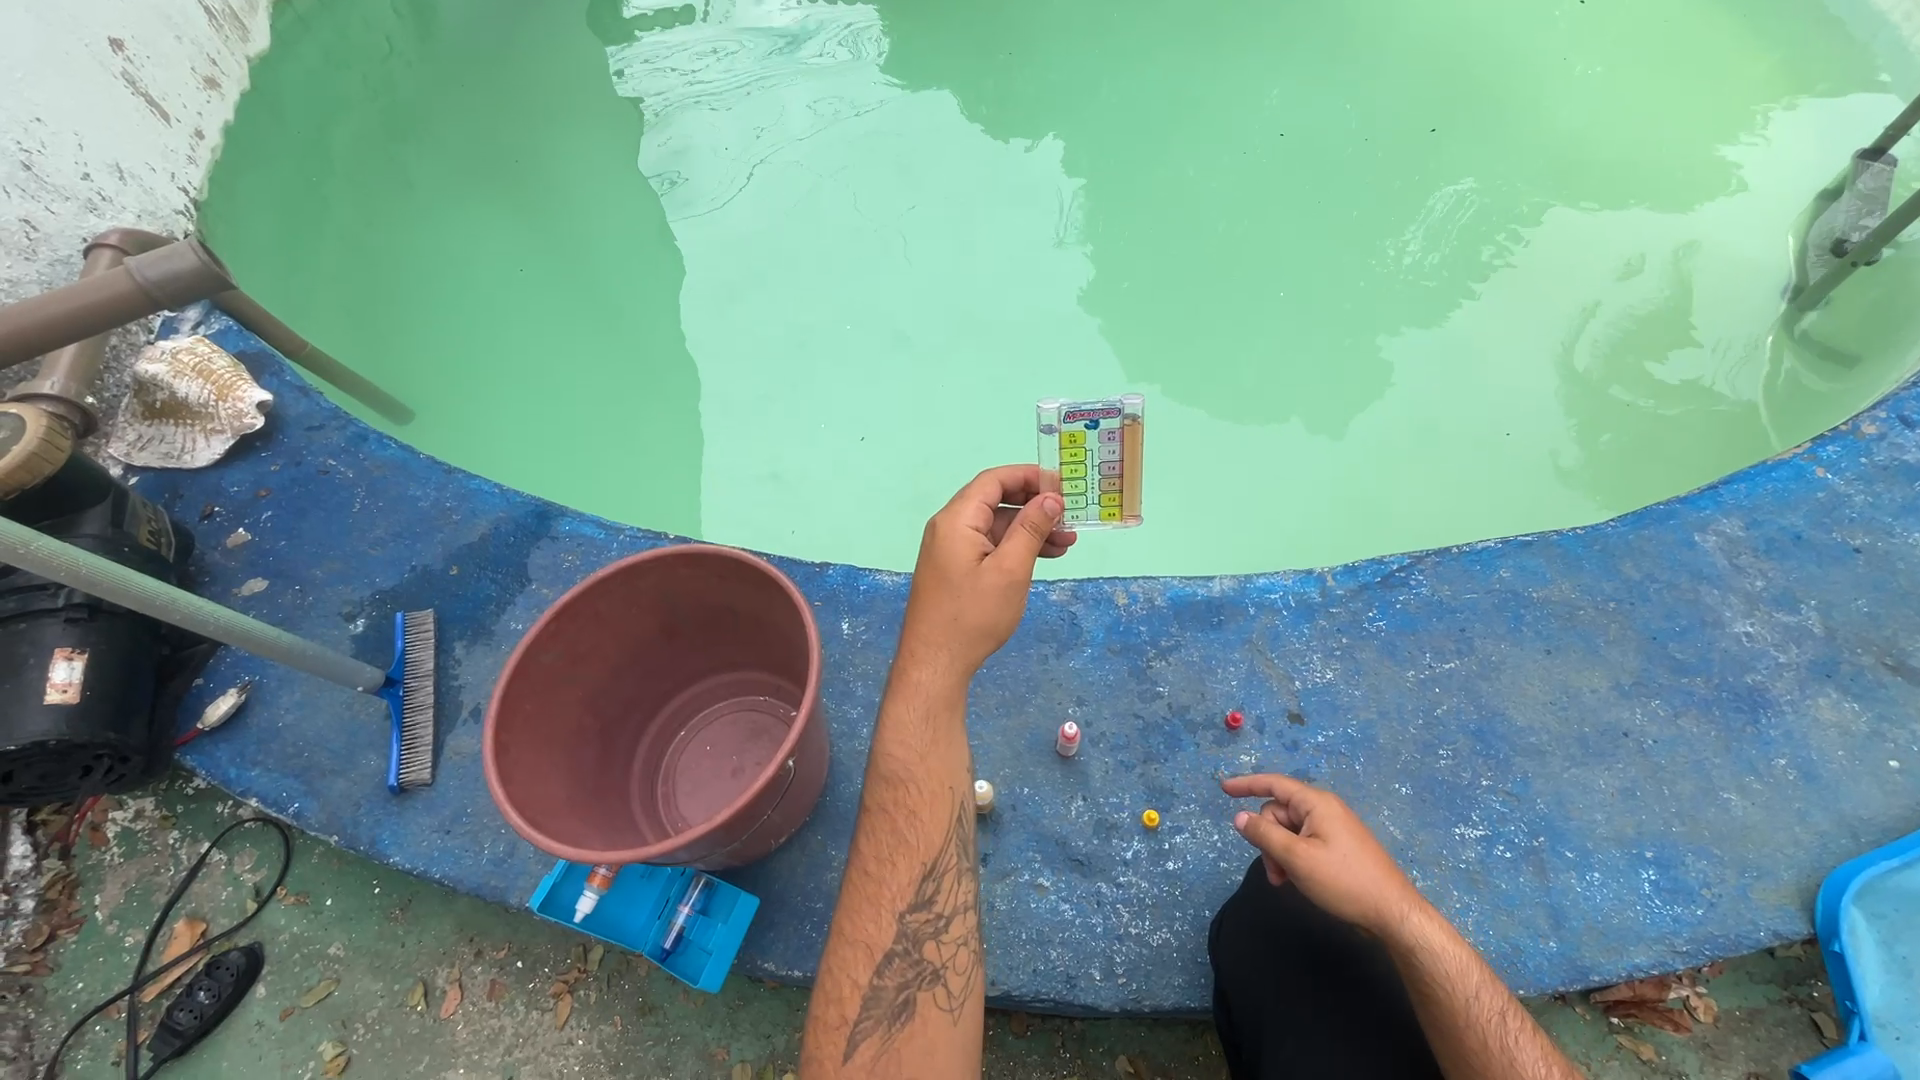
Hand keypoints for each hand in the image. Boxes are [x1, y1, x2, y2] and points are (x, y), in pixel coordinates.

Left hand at [897, 466, 1074, 682]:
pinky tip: (1045, 557)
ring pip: (996, 526)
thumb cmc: (973, 616)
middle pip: (995, 501)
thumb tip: (1051, 498)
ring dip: (1030, 530)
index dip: (1029, 477)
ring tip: (1067, 544)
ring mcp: (950, 549)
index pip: (994, 480)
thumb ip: (1031, 529)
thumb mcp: (1010, 570)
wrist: (935, 662)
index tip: (1061, 485)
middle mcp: (949, 527)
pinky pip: (989, 545)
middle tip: (1069, 517)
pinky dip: (1016, 548)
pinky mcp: (955, 568)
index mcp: (956, 519)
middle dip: (1034, 506)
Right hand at [1222, 773, 1427, 935]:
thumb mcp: (1296, 858)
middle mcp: (1324, 809)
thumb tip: (1239, 816)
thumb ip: (1264, 834)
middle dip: (1267, 839)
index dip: (1246, 784)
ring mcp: (1333, 828)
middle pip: (1279, 813)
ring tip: (1286, 881)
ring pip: (1289, 831)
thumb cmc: (1344, 881)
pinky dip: (1294, 858)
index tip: (1223, 788)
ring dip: (1279, 853)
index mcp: (1316, 803)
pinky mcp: (1339, 847)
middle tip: (1274, 872)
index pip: (1273, 784)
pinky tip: (1299, 880)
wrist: (1393, 913)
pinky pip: (1304, 842)